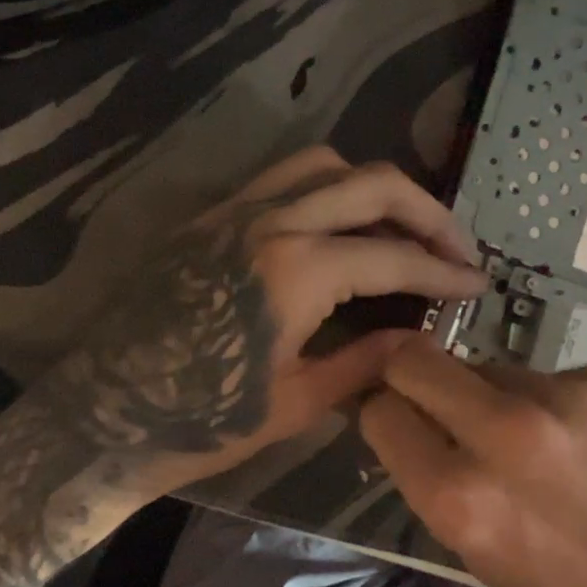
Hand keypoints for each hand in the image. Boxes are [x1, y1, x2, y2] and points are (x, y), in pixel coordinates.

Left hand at [43, 146, 486, 500]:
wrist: (108, 414)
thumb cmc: (203, 421)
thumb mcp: (297, 402)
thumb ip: (365, 360)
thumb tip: (417, 338)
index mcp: (297, 271)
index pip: (393, 256)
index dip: (444, 271)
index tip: (478, 285)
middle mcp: (269, 221)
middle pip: (371, 184)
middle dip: (427, 212)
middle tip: (455, 249)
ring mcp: (233, 212)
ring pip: (322, 165)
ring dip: (372, 188)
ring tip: (399, 229)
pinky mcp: (208, 220)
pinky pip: (279, 181)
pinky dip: (323, 190)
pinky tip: (337, 229)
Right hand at [359, 339, 586, 586]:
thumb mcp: (501, 574)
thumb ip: (453, 495)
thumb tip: (426, 439)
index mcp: (464, 499)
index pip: (379, 413)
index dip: (381, 418)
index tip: (395, 427)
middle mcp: (508, 432)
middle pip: (417, 360)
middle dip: (411, 378)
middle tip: (436, 408)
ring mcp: (573, 395)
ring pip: (494, 369)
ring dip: (497, 400)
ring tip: (547, 453)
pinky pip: (561, 379)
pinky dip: (563, 408)